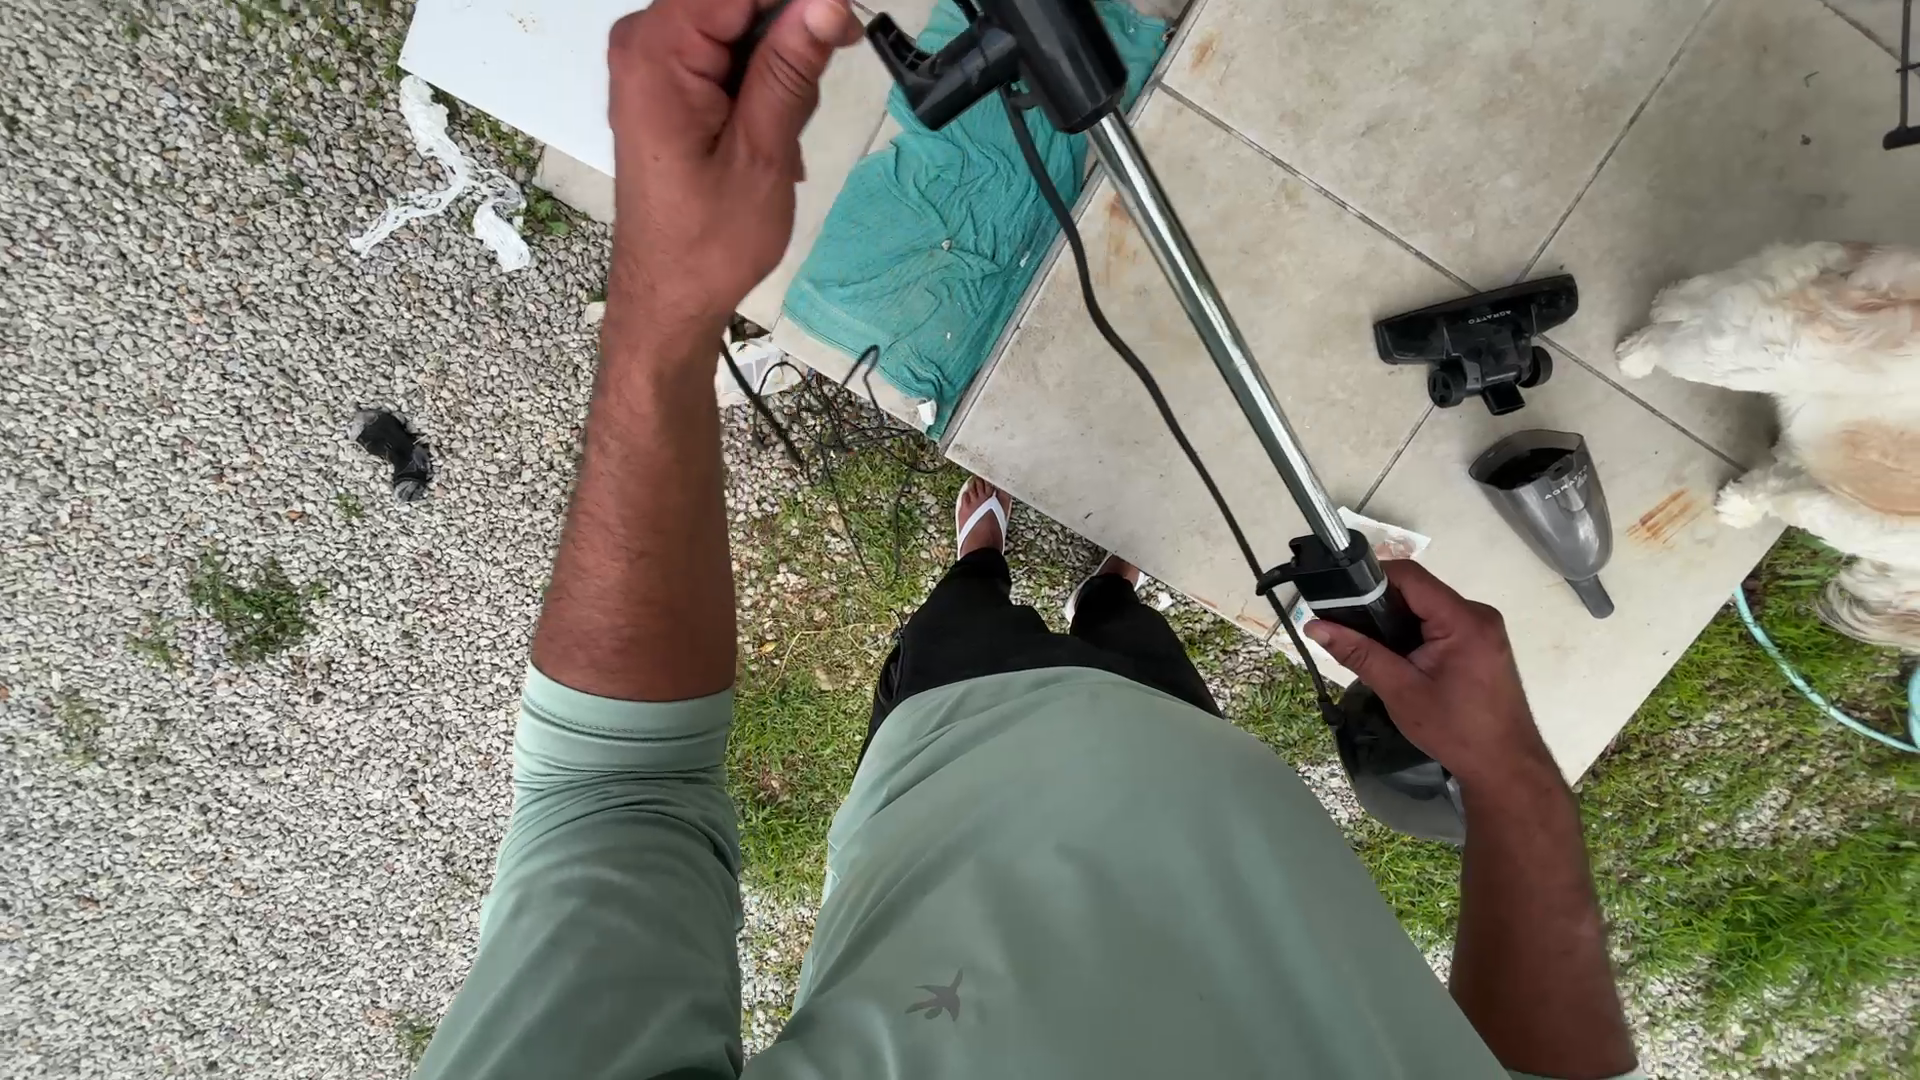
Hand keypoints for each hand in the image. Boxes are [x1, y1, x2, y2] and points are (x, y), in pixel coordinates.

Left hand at [603, 0, 862, 349]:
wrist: (672, 296)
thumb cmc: (713, 241)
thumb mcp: (762, 154)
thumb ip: (789, 71)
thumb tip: (826, 2)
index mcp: (659, 49)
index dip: (799, 3)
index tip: (844, 28)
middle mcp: (645, 41)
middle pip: (738, 4)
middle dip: (787, 42)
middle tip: (799, 114)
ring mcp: (653, 65)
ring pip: (737, 32)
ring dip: (775, 76)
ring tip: (779, 142)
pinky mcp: (666, 90)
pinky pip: (723, 61)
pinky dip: (757, 91)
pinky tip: (766, 139)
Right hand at [1304, 561, 1555, 788]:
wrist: (1505, 767)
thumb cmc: (1455, 729)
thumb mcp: (1399, 689)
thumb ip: (1357, 653)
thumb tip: (1314, 626)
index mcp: (1463, 621)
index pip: (1410, 576)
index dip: (1369, 578)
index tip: (1337, 596)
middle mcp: (1477, 615)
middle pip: (1416, 589)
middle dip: (1376, 603)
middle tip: (1343, 624)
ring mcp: (1480, 628)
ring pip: (1423, 606)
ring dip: (1391, 619)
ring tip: (1362, 641)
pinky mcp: (1478, 642)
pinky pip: (1435, 622)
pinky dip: (1408, 631)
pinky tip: (1391, 653)